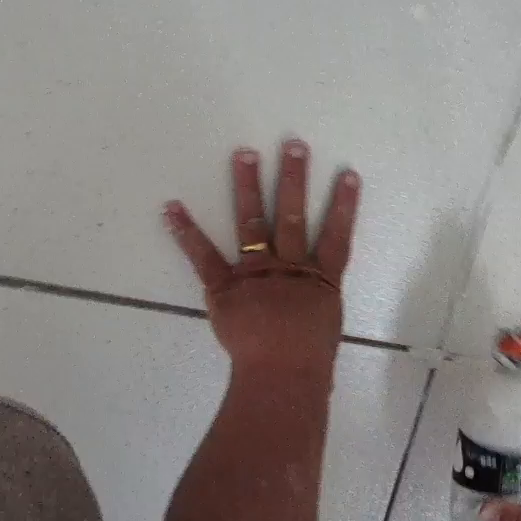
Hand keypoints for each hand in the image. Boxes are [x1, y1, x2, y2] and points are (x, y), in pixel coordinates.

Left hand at [163, 140, 360, 375]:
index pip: (337, 236)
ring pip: (254, 224)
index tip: (348, 175)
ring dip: (249, 186)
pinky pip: (204, 257)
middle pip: (294, 216)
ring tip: (245, 154)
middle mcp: (290, 267)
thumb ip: (315, 308)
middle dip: (294, 179)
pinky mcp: (225, 288)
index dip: (344, 206)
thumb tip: (311, 305)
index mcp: (320, 280)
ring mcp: (256, 274)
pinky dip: (186, 232)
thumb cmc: (310, 362)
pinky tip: (172, 207)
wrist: (283, 375)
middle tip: (293, 145)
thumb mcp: (324, 329)